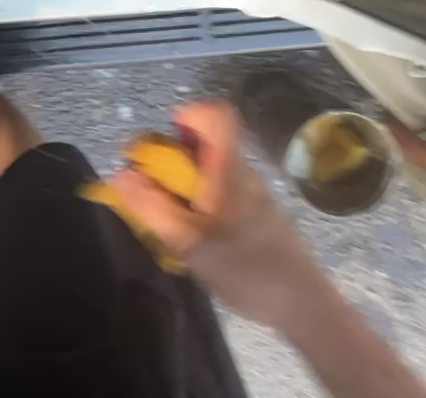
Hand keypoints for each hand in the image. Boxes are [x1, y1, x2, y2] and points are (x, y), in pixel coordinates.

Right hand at [108, 101, 328, 328]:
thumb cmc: (249, 270)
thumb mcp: (191, 243)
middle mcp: (241, 172)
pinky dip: (198, 199)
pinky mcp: (255, 213)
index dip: (189, 114)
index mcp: (229, 169)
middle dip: (171, 156)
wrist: (306, 310)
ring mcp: (251, 193)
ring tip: (169, 215)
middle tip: (153, 187)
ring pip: (210, 167)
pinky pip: (218, 189)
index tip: (166, 141)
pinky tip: (194, 233)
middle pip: (205, 140)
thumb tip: (118, 174)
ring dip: (182, 181)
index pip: (218, 115)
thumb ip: (152, 207)